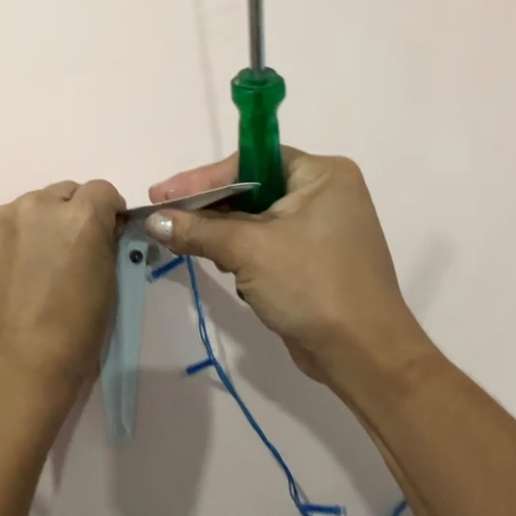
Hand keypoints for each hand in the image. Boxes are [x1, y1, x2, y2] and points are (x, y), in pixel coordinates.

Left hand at [0, 179, 126, 394]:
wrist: (21, 361)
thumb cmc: (78, 329)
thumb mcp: (111, 279)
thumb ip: (107, 242)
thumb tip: (105, 230)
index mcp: (82, 216)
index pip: (103, 191)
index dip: (110, 211)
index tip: (111, 234)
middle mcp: (43, 205)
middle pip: (68, 193)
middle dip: (78, 213)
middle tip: (78, 248)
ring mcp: (10, 216)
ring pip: (39, 203)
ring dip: (49, 220)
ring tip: (48, 258)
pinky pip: (15, 219)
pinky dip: (25, 232)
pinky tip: (26, 264)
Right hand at [146, 149, 434, 386]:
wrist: (363, 354)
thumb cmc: (312, 285)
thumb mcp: (248, 250)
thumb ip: (198, 229)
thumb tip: (153, 220)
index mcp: (322, 174)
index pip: (250, 161)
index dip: (203, 178)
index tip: (163, 194)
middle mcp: (326, 193)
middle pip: (251, 189)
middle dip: (209, 208)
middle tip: (165, 217)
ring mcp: (322, 228)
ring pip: (255, 220)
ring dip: (223, 234)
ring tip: (186, 243)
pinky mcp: (314, 260)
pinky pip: (267, 244)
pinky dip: (242, 254)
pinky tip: (223, 268)